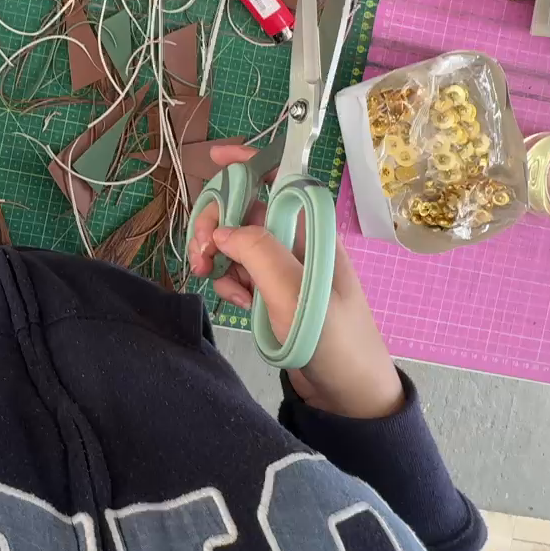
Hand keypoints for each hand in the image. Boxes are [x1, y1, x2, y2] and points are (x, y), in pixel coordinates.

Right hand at [191, 143, 403, 418]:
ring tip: (209, 278)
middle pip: (242, 209)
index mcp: (309, 230)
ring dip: (216, 255)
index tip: (214, 157)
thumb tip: (223, 231)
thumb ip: (257, 251)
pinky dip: (228, 281)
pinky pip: (237, 270)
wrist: (348, 394)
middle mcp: (294, 240)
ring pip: (234, 240)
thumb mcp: (293, 291)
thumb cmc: (332, 338)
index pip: (280, 178)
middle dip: (214, 222)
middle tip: (201, 252)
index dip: (248, 161)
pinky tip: (235, 301)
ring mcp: (282, 265)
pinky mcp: (271, 289)